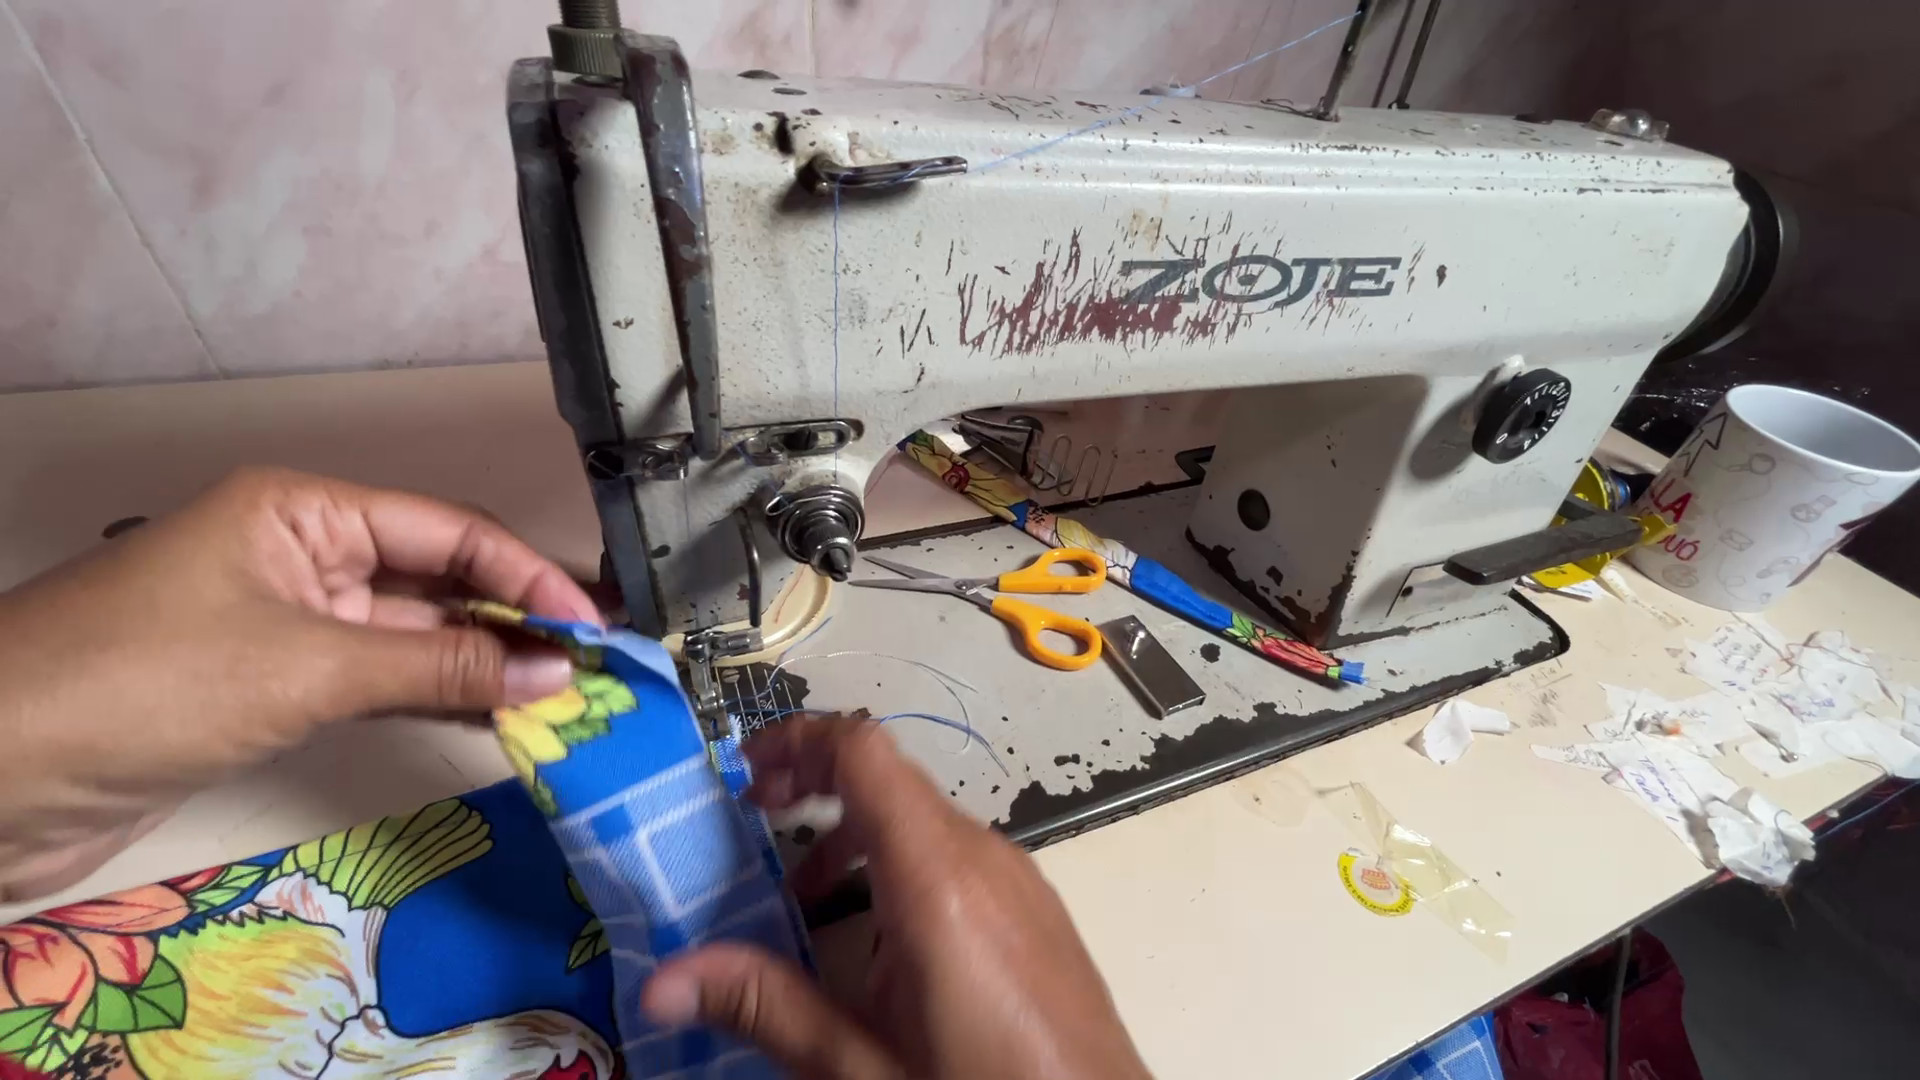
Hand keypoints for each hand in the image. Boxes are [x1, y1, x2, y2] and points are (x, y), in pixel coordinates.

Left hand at [0, 467, 598, 902]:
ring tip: (566, 684)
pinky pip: (396, 677)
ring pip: (426, 633)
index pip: (452, 534)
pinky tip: (504, 711)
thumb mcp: (309, 668)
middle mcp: (316, 555)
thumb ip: (444, 667)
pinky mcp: (293, 682)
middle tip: (596, 650)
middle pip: (447, 580)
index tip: (589, 623)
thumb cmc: (137, 688)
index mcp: (310, 512)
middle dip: (520, 618)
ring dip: (491, 661)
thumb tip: (558, 672)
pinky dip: (449, 694)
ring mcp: (306, 621)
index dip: (528, 575)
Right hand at [642, 718, 1152, 1079]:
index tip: (745, 771)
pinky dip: (899, 856)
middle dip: (815, 778)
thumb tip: (660, 979)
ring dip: (854, 826)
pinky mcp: (1030, 897)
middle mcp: (980, 850)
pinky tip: (879, 930)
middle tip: (755, 814)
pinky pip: (953, 848)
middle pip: (889, 773)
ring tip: (803, 887)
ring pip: (920, 812)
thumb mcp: (863, 1067)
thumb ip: (767, 1005)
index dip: (800, 739)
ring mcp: (1014, 870)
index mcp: (935, 875)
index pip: (865, 752)